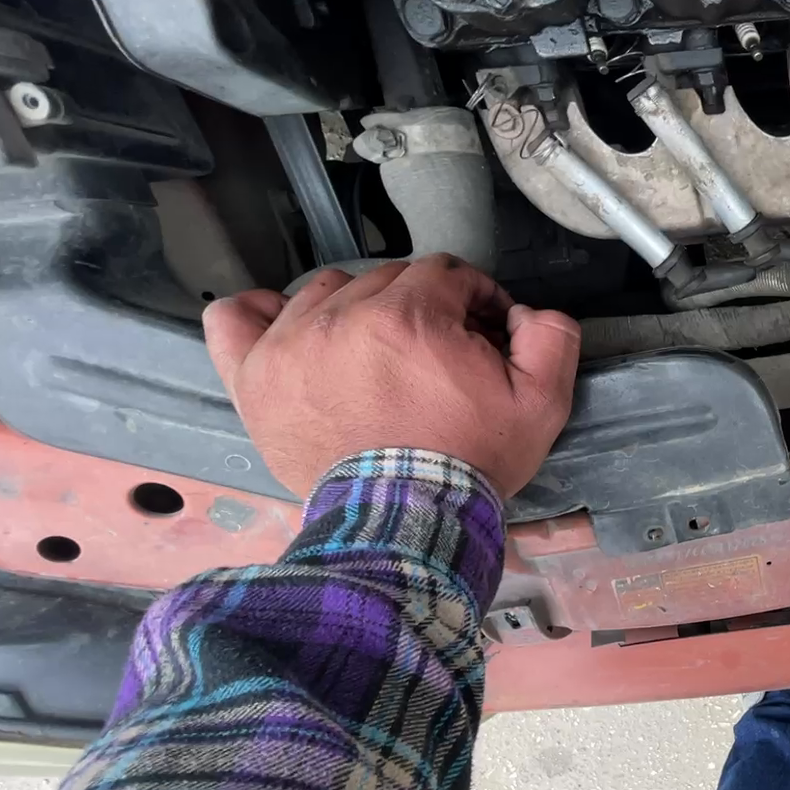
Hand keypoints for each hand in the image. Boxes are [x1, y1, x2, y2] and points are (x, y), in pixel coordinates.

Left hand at [203, 255, 581, 497]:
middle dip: (427, 305)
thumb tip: (526, 311)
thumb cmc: (474, 458)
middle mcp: (343, 315)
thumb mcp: (542, 404)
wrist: (408, 516)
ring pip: (328, 290)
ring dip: (363, 308)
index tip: (488, 330)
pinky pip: (238, 314)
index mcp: (412, 316)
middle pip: (391, 279)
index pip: (448, 273)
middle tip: (447, 351)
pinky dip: (265, 312)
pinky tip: (296, 329)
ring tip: (386, 353)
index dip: (477, 296)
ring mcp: (289, 342)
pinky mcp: (253, 375)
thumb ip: (550, 338)